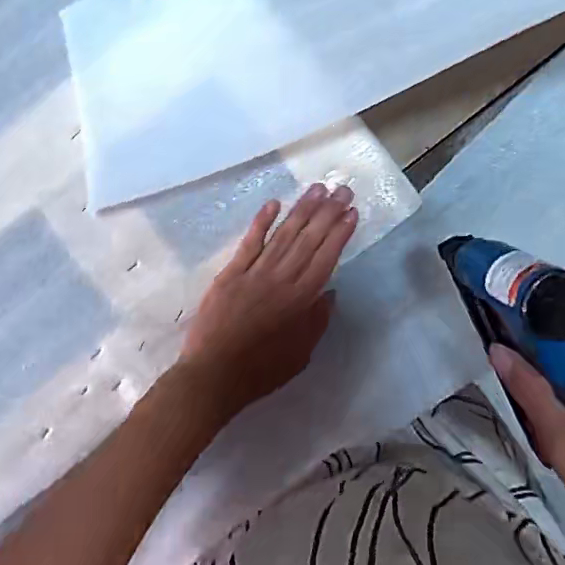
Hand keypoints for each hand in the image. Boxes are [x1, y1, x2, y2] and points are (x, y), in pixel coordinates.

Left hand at [170, 183, 357, 421]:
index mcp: (301, 299)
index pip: (326, 257)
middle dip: (328, 212)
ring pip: (284, 235)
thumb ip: (317, 321)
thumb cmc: (261, 370)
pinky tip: (274, 203)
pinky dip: (262, 221)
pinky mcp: (231, 273)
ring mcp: (255, 273)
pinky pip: (250, 242)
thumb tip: (330, 292)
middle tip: (342, 190)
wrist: (213, 375)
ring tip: (317, 189)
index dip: (340, 233)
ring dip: (302, 210)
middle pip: (309, 239)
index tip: (351, 212)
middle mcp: (282, 279)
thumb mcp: (301, 354)